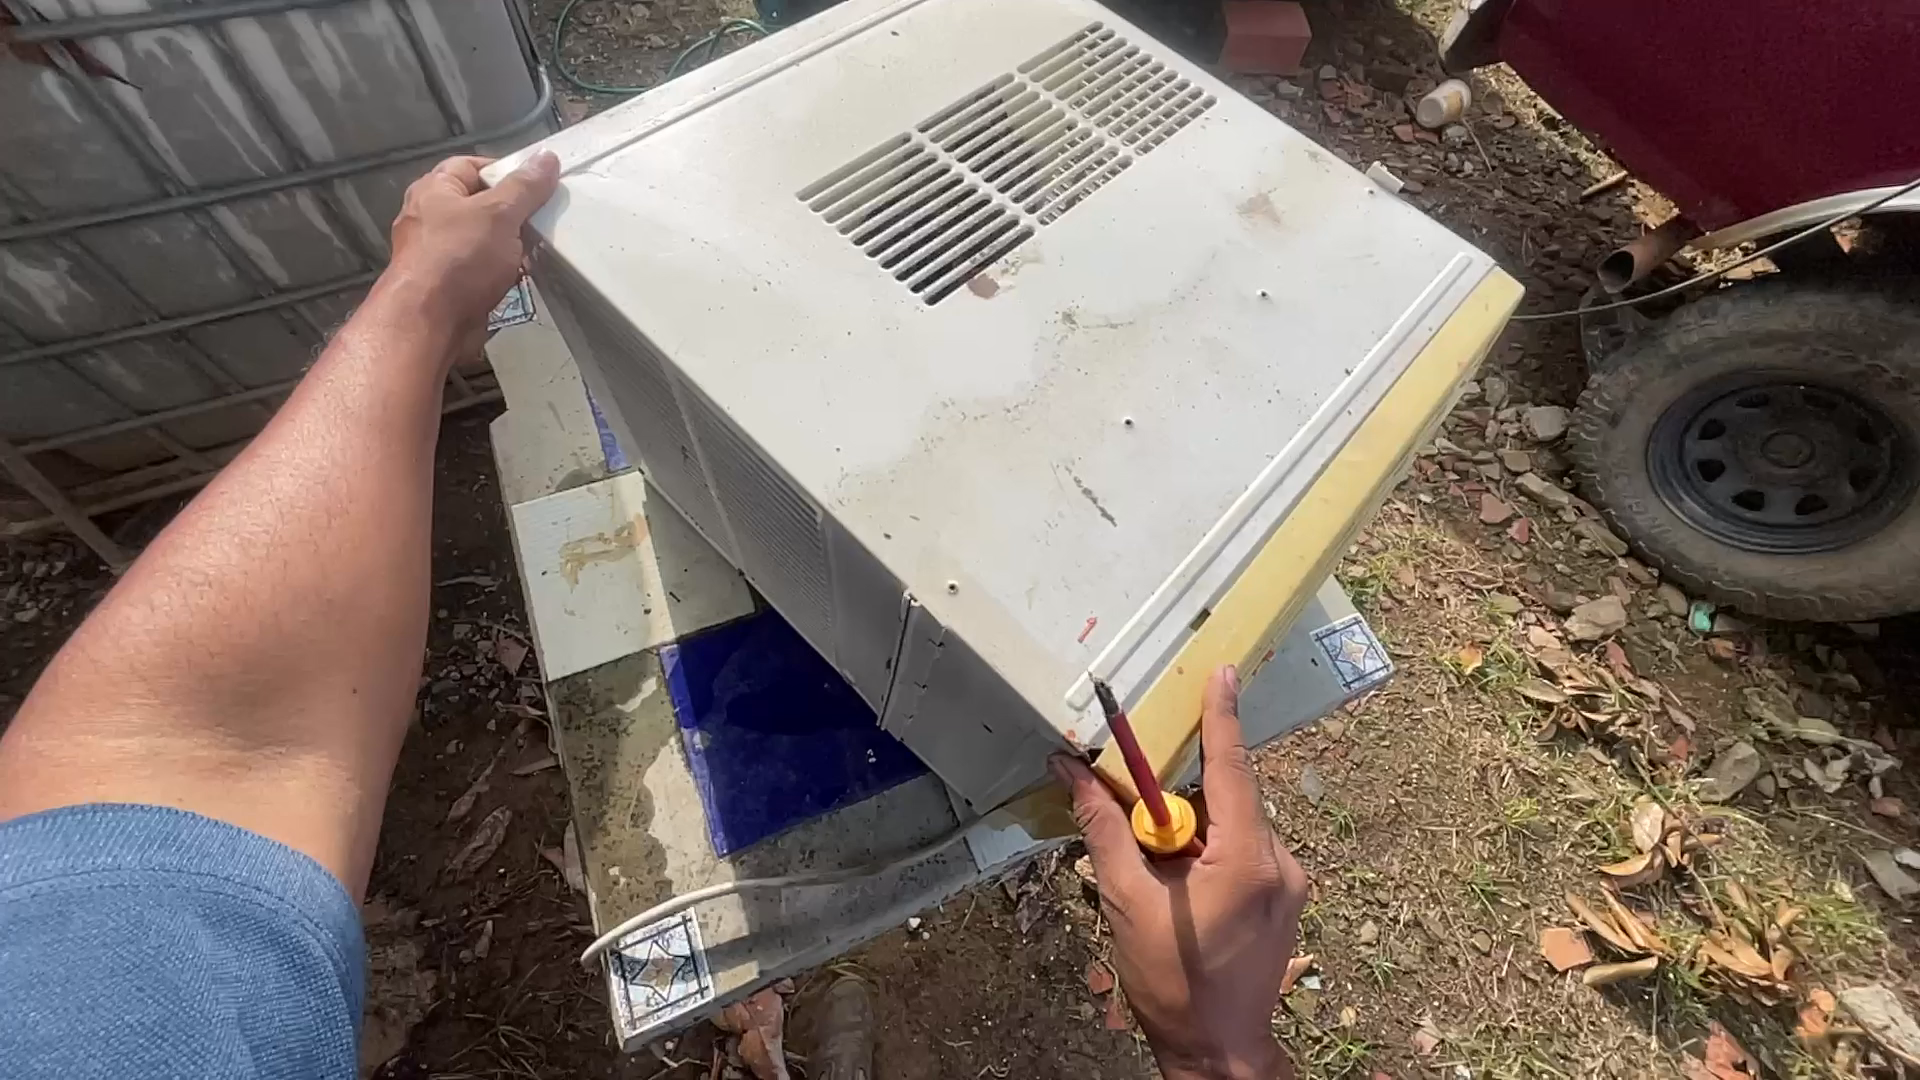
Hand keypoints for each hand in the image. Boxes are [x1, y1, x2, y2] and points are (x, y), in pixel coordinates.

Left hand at [379, 151, 560, 353]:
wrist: (433, 318)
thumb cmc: (461, 258)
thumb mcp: (499, 214)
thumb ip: (524, 188)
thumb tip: (547, 157)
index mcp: (435, 189)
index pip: (471, 166)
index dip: (505, 171)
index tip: (538, 184)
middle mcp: (431, 215)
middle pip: (479, 202)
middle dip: (513, 211)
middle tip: (544, 219)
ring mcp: (439, 250)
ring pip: (483, 237)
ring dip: (510, 243)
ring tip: (538, 249)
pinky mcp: (450, 281)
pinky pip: (482, 266)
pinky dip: (503, 268)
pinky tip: (521, 275)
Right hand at [1050, 666, 1306, 1079]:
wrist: (1218, 1052)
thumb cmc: (1170, 980)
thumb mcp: (1126, 897)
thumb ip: (1102, 825)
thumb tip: (1069, 769)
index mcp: (1247, 860)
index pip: (1231, 769)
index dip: (1222, 716)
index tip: (1220, 673)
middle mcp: (1280, 862)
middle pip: (1226, 794)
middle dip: (1180, 795)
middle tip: (1146, 818)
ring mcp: (1290, 880)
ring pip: (1233, 819)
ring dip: (1192, 825)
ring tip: (1161, 868)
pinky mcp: (1286, 894)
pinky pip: (1243, 843)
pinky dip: (1209, 843)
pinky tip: (1184, 879)